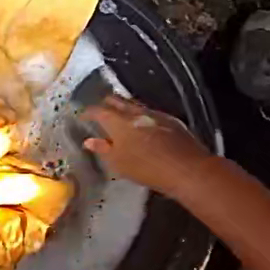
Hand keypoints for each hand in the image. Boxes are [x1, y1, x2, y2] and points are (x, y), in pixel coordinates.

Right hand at [79, 95, 215, 197]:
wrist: (186, 168)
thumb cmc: (146, 168)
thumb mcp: (119, 163)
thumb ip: (103, 149)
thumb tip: (89, 140)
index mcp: (117, 121)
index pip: (98, 110)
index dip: (88, 112)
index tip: (83, 116)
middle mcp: (135, 112)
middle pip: (116, 100)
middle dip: (106, 104)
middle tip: (101, 112)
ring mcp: (154, 114)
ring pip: (134, 104)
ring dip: (125, 108)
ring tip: (120, 118)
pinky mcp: (170, 120)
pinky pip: (149, 113)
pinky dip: (141, 116)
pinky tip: (143, 126)